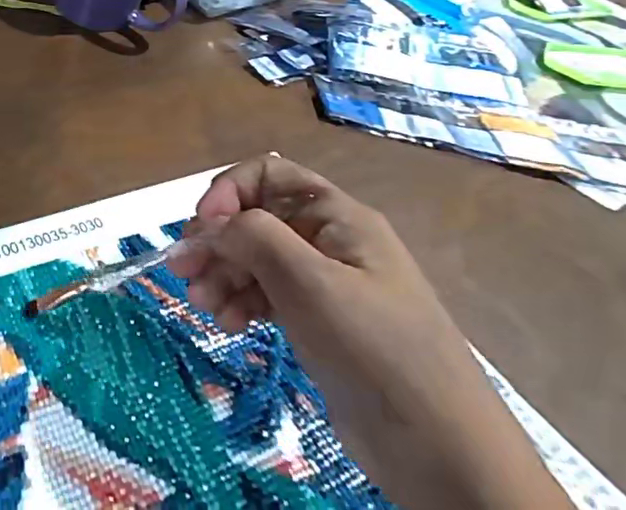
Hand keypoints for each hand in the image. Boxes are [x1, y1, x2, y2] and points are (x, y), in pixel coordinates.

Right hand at [167, 155, 568, 509]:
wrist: (442, 452)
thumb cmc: (374, 348)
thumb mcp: (309, 282)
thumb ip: (253, 236)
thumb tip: (210, 223)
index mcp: (337, 216)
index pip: (268, 175)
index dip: (229, 191)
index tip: (202, 226)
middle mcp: (329, 240)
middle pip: (255, 218)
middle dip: (216, 239)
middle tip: (183, 271)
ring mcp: (325, 283)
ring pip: (255, 258)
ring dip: (222, 273)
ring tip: (201, 303)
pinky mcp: (319, 322)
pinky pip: (266, 293)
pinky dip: (240, 301)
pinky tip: (227, 323)